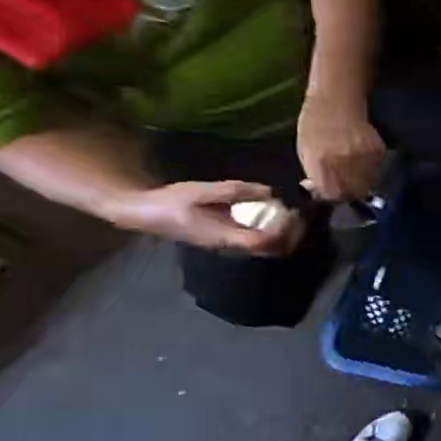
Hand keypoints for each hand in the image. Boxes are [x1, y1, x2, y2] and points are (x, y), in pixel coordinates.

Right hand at [108, 180, 305, 256]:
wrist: (142, 213)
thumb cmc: (171, 202)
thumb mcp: (203, 191)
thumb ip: (237, 191)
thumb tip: (269, 191)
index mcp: (226, 237)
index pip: (266, 243)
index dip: (285, 231)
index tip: (293, 212)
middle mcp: (230, 246)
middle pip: (271, 250)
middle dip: (290, 235)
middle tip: (298, 213)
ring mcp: (228, 245)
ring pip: (265, 247)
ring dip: (281, 233)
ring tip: (289, 213)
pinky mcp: (225, 239)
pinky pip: (255, 240)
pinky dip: (270, 229)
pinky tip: (271, 212)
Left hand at [298, 99, 385, 201]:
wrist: (335, 101)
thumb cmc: (314, 124)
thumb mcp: (304, 151)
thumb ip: (314, 174)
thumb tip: (321, 192)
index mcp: (321, 163)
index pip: (333, 193)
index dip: (334, 196)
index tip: (334, 194)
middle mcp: (343, 162)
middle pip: (353, 191)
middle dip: (350, 192)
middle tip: (347, 187)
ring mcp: (362, 156)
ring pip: (368, 183)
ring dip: (363, 182)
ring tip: (356, 174)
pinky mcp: (377, 150)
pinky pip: (377, 169)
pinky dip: (372, 169)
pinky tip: (363, 160)